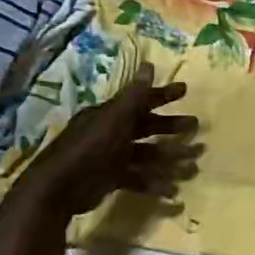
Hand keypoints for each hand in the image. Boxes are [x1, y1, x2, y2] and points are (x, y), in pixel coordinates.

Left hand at [0, 63, 199, 228]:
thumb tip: (150, 64)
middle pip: (146, 127)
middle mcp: (111, 133)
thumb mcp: (115, 119)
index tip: (185, 90)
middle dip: (170, 127)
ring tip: (192, 167)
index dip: (162, 94)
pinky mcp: (111, 179)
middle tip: (195, 127)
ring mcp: (111, 157)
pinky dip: (154, 182)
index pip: (140, 100)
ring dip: (169, 159)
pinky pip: (138, 178)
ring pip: (146, 155)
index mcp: (110, 115)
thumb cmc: (90, 148)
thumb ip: (135, 96)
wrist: (59, 188)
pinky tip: (172, 190)